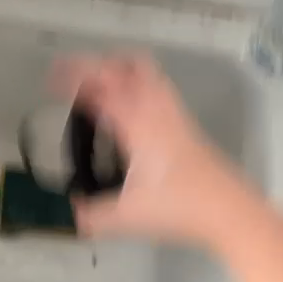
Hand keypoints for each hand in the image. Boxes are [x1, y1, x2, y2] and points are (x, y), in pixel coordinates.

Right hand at [54, 52, 251, 245]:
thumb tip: (70, 214)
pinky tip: (130, 110)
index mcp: (138, 126)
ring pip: (148, 74)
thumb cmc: (180, 208)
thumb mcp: (127, 217)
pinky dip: (138, 87)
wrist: (230, 212)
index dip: (74, 80)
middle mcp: (158, 111)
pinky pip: (159, 91)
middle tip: (74, 76)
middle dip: (97, 64)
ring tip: (100, 83)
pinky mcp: (187, 127)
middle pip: (128, 66)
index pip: (102, 89)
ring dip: (121, 70)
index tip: (51, 80)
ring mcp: (176, 116)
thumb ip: (91, 216)